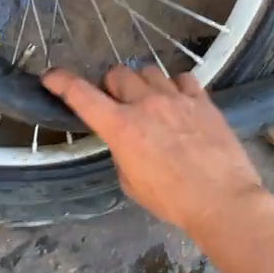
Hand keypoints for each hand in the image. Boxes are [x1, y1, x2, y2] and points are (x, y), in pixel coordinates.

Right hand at [42, 65, 272, 235]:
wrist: (223, 201)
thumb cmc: (172, 201)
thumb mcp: (131, 183)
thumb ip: (122, 154)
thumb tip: (128, 141)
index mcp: (121, 127)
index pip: (81, 94)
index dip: (61, 81)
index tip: (50, 76)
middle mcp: (146, 104)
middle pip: (118, 73)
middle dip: (111, 85)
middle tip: (116, 102)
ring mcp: (176, 98)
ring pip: (149, 71)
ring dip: (142, 83)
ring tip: (149, 99)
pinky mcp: (203, 101)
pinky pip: (183, 78)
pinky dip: (175, 85)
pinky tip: (178, 100)